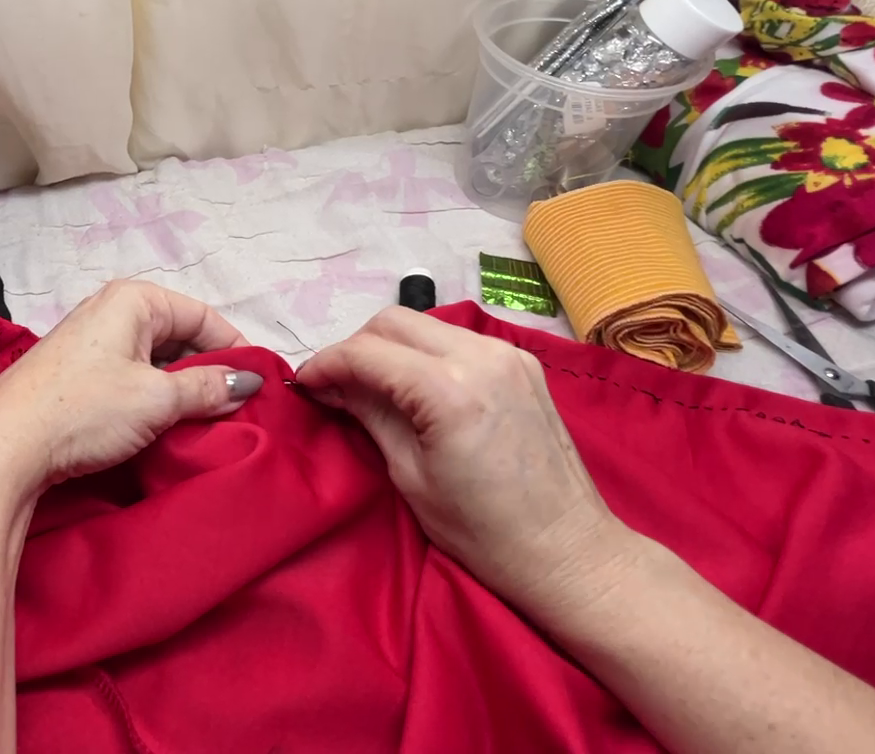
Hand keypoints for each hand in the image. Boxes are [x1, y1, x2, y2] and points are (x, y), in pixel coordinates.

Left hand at [0, 280, 261, 489]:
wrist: (4, 445)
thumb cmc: (85, 409)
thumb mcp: (157, 399)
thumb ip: (208, 387)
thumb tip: (248, 383)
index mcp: (133, 300)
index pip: (201, 315)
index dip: (234, 348)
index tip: (259, 385)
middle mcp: (111, 310)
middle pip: (178, 335)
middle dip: (208, 370)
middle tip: (236, 409)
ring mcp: (92, 341)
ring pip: (155, 358)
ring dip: (181, 387)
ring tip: (206, 421)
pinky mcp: (78, 372)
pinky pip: (131, 375)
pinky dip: (153, 396)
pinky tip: (166, 424)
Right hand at [295, 307, 632, 611]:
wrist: (571, 553)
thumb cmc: (483, 533)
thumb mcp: (409, 475)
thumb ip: (368, 414)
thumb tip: (328, 387)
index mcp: (448, 390)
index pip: (366, 353)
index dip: (325, 364)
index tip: (303, 384)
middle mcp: (479, 356)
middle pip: (393, 322)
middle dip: (355, 347)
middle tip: (337, 385)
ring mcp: (506, 354)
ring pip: (424, 324)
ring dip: (388, 346)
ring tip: (372, 385)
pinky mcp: (522, 362)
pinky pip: (455, 339)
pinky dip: (424, 352)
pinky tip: (415, 385)